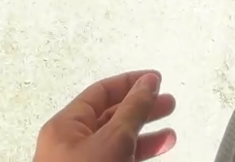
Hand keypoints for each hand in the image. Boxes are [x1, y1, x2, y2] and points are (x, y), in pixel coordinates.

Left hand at [35, 70, 177, 160]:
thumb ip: (134, 107)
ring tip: (169, 138)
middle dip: (142, 111)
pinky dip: (134, 156)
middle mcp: (67, 145)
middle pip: (110, 117)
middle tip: (168, 106)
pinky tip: (153, 157)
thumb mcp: (115, 138)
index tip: (157, 81)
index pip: (101, 92)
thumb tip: (148, 81)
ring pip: (114, 143)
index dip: (131, 82)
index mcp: (65, 127)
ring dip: (144, 138)